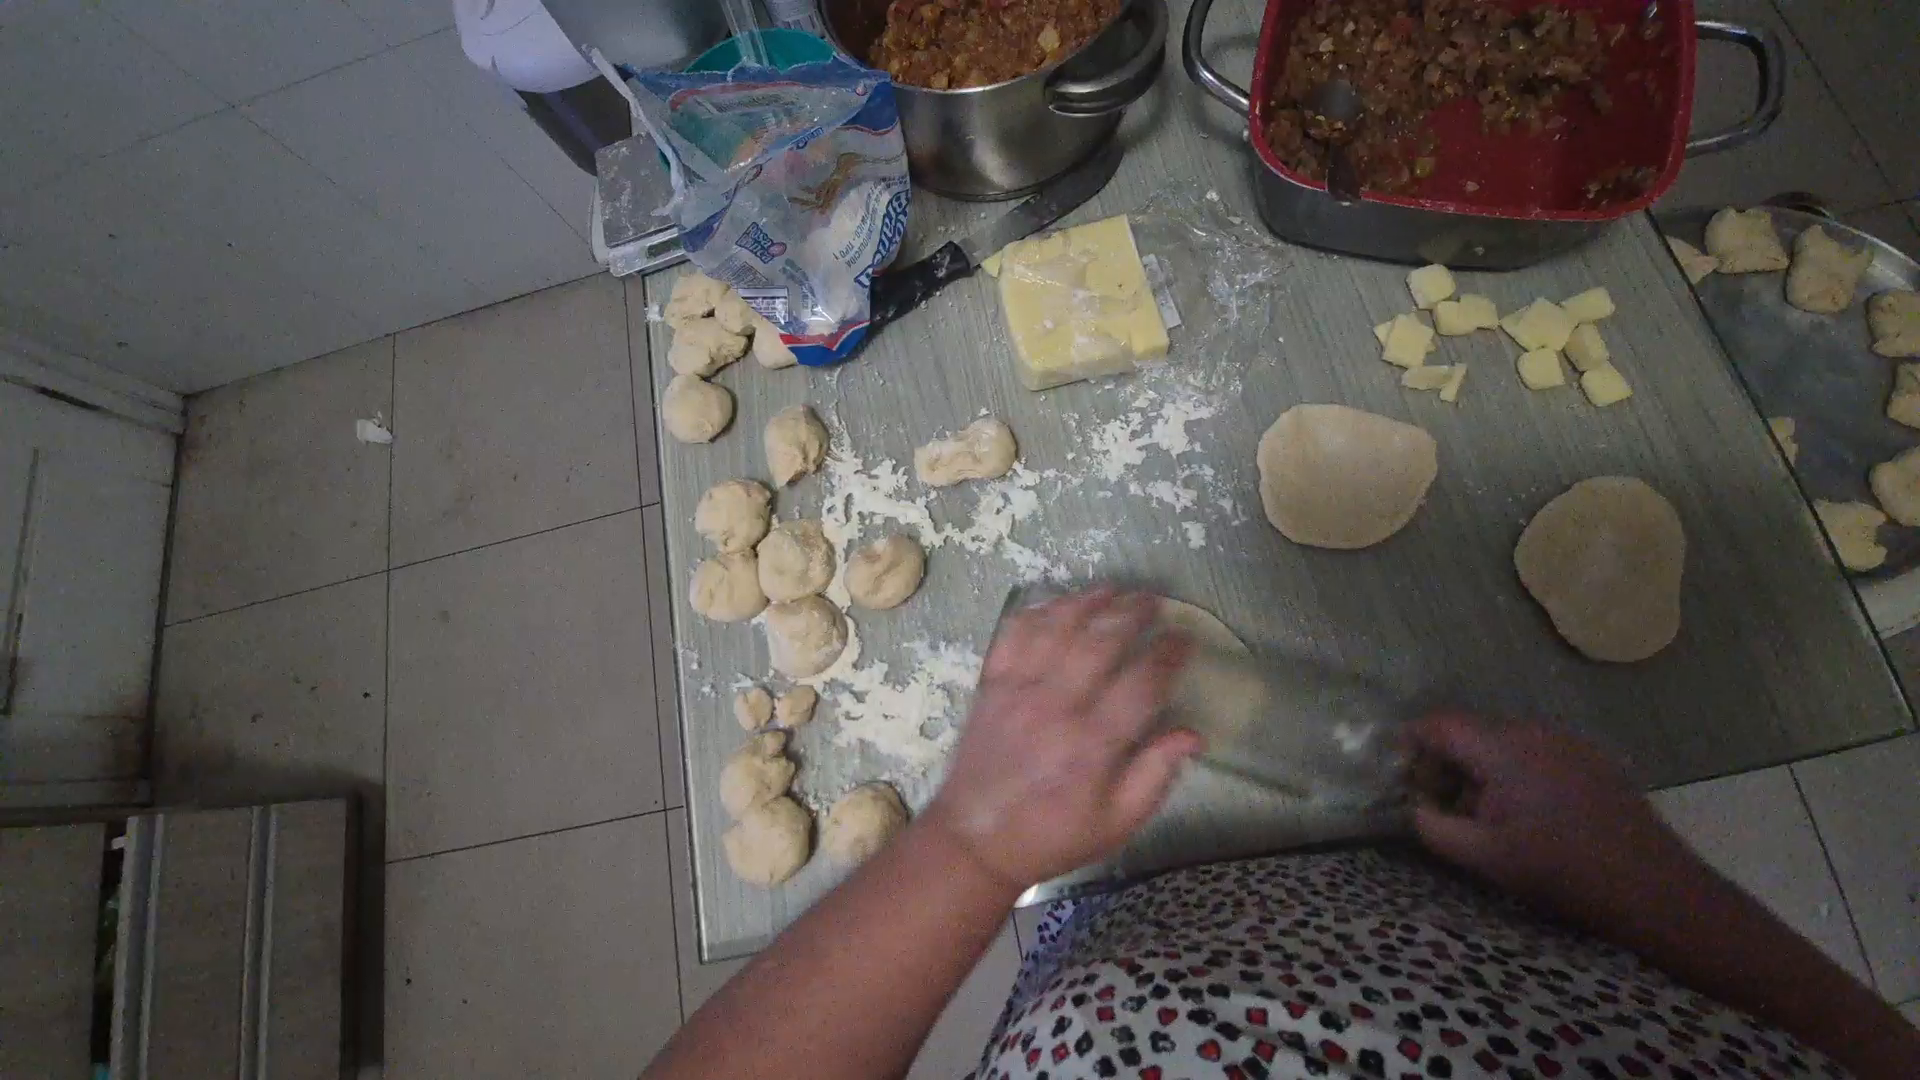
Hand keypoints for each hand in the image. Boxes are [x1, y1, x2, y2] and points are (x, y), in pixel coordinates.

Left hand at [920, 588, 1202, 891]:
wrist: (975, 839)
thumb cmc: (1052, 835)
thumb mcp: (1115, 823)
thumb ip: (1155, 776)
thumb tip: (1193, 733)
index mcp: (1092, 746)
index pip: (1142, 684)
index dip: (1168, 654)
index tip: (1185, 638)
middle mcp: (1055, 708)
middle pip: (1099, 642)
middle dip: (1131, 613)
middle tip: (1153, 600)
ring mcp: (1017, 690)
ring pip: (1056, 628)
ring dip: (1087, 602)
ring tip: (1113, 589)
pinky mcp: (990, 684)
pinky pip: (1014, 635)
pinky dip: (1038, 612)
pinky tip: (1058, 604)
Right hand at [1407, 713, 1706, 931]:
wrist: (1661, 896)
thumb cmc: (1564, 873)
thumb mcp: (1484, 857)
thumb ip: (1432, 826)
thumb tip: (1413, 807)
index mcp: (1504, 749)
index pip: (1437, 724)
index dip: (1409, 743)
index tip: (1401, 775)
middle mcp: (1535, 732)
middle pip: (1468, 732)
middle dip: (1444, 762)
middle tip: (1440, 803)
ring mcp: (1569, 743)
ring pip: (1501, 742)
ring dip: (1479, 769)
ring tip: (1484, 814)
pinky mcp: (1592, 759)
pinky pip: (1534, 752)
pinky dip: (1514, 772)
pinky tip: (1528, 813)